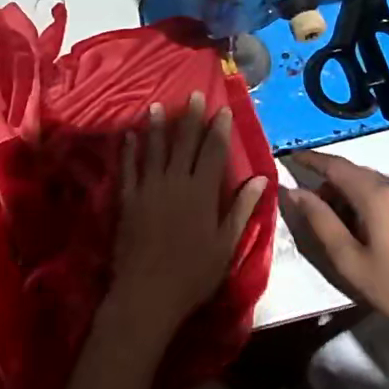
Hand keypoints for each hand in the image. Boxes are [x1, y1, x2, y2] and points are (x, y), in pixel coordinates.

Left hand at [111, 91, 268, 341]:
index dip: (219, 129)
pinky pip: (127, 169)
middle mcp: (175, 183)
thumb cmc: (193, 273)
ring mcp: (148, 189)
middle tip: (193, 94)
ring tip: (157, 105)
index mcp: (202, 192)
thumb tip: (261, 179)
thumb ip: (241, 208)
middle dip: (190, 118)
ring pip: (153, 150)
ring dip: (156, 127)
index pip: (213, 152)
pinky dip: (128, 151)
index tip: (222, 110)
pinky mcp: (127, 201)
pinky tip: (129, 136)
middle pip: (184, 143)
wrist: (147, 295)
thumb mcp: (227, 244)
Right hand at [284, 150, 388, 351]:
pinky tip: (368, 228)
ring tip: (340, 226)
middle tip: (312, 210)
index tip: (291, 156)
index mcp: (380, 195)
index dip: (311, 160)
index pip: (337, 166)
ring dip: (352, 194)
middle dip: (330, 184)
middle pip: (356, 173)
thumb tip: (295, 192)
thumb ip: (320, 221)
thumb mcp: (350, 261)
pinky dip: (373, 200)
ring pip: (375, 183)